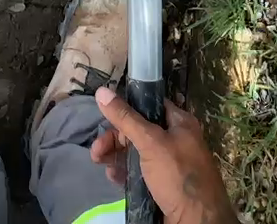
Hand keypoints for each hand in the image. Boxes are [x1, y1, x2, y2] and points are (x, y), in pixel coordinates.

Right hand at [91, 87, 235, 223]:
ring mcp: (169, 164)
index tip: (106, 115)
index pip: (149, 105)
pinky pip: (140, 172)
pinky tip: (112, 177)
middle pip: (139, 130)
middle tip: (97, 149)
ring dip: (115, 155)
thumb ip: (126, 118)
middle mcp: (175, 140)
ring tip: (98, 162)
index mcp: (179, 123)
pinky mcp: (163, 185)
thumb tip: (101, 91)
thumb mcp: (151, 142)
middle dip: (115, 137)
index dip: (127, 108)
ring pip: (137, 152)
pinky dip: (125, 172)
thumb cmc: (178, 175)